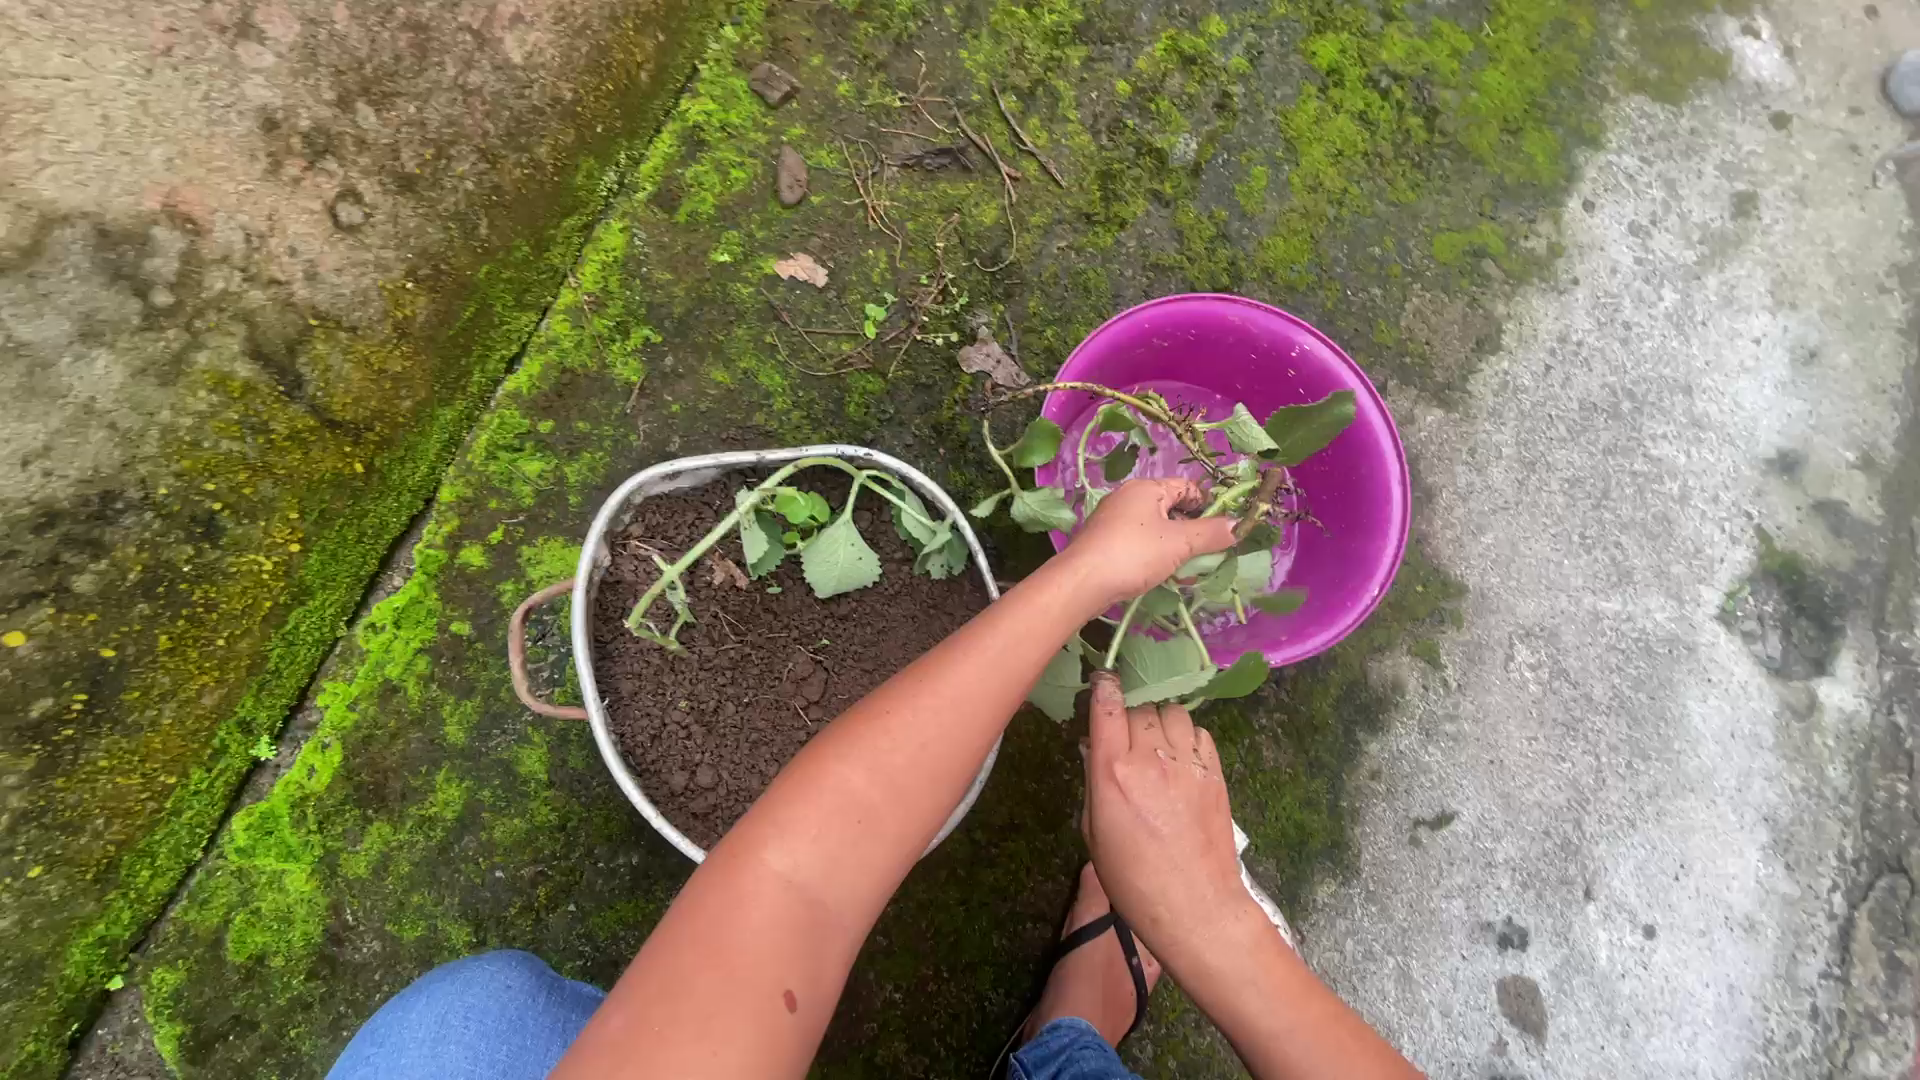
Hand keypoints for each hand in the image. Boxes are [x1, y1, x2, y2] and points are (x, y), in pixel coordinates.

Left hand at [1061, 478, 1235, 610]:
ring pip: (1155, 527)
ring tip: (1185, 567)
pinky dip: (1153, 554)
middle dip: (1191, 529)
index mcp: (1146, 488)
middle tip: (1206, 553)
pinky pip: (1138, 542)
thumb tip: (1239, 525)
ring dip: (1174, 545)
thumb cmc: (1134, 554)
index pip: (1187, 487)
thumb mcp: (1179, 543)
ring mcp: (1112, 519)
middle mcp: (1127, 497)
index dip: (1208, 505)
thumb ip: (1211, 533)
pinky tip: (1159, 573)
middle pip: (1171, 507)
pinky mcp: (1104, 541)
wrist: (1082, 582)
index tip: (1222, 530)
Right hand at [1082, 672, 1260, 974]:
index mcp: (1113, 771)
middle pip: (1141, 706)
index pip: (1108, 706)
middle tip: (1128, 731)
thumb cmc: (1132, 878)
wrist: (1195, 907)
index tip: (1103, 680)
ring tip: (1157, 740)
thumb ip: (1094, 782)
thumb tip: (1095, 748)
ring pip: (1173, 711)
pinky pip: (1199, 732)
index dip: (1105, 686)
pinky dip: (1187, 734)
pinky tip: (1181, 755)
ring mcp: (1187, 763)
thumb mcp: (1095, 831)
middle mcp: (1150, 757)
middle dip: (1132, 712)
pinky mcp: (1215, 773)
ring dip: (1161, 719)